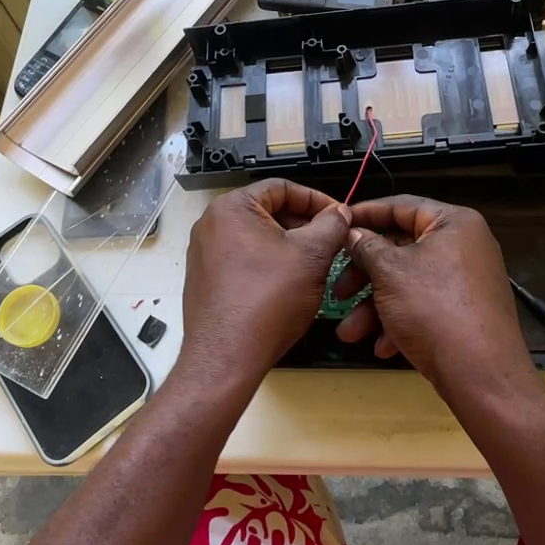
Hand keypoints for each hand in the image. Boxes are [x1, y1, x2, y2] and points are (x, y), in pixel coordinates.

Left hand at [178, 179, 351, 390]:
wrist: (227, 356)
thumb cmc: (268, 300)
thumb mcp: (312, 256)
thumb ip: (331, 225)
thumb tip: (340, 213)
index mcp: (232, 207)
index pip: (282, 188)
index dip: (316, 200)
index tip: (339, 217)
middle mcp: (211, 224)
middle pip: (269, 212)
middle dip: (304, 226)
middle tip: (332, 244)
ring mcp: (205, 253)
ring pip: (258, 239)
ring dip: (289, 248)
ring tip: (315, 267)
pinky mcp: (205, 280)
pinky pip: (243, 261)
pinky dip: (269, 266)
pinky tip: (289, 287)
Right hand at [335, 195, 532, 390]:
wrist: (482, 376)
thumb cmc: (433, 309)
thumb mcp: (390, 272)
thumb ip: (366, 246)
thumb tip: (353, 233)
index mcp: (453, 223)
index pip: (401, 206)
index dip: (365, 214)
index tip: (337, 225)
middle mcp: (464, 246)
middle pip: (401, 249)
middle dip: (364, 276)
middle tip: (339, 292)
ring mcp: (466, 281)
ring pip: (408, 283)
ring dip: (374, 307)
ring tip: (350, 333)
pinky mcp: (465, 313)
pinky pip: (424, 306)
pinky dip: (399, 322)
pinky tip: (382, 347)